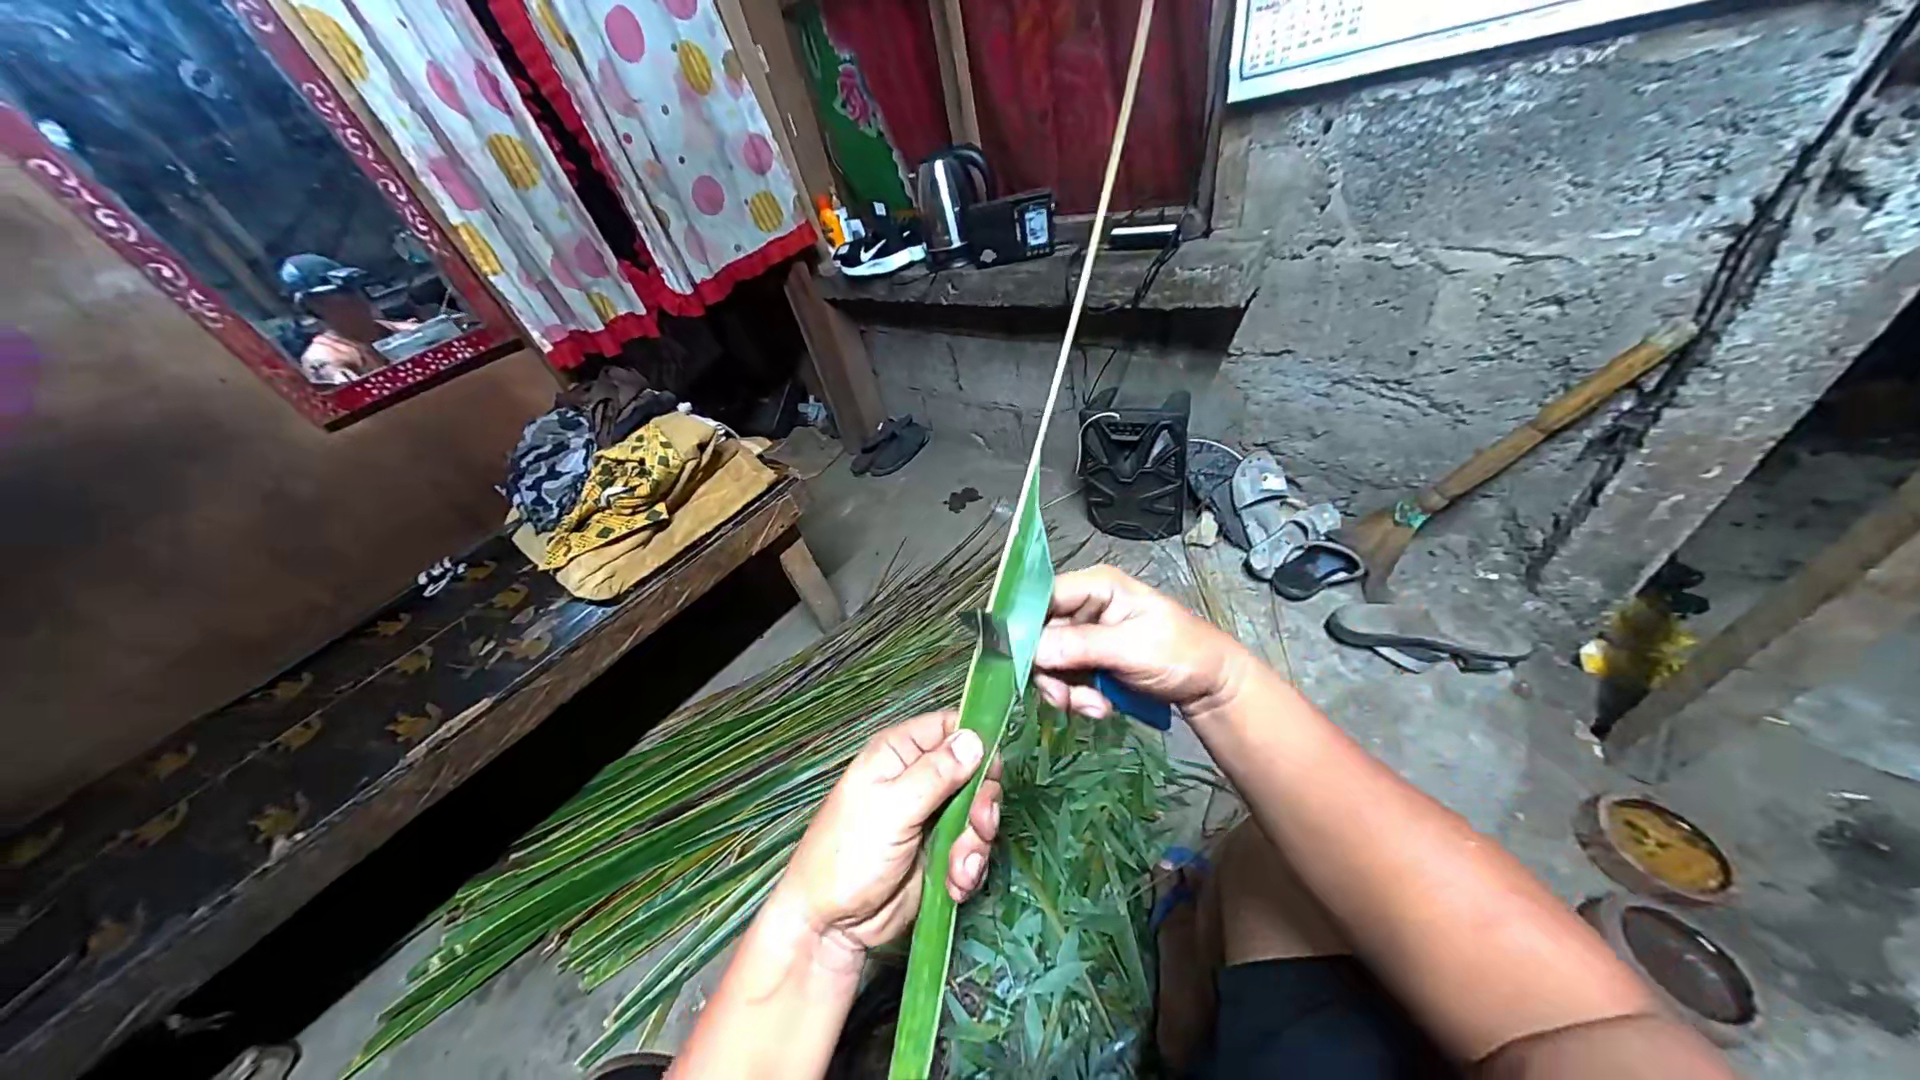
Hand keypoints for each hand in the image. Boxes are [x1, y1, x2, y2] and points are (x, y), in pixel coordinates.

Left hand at [773, 710, 1002, 962]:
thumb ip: (936, 773)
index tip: (990, 771)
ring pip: (977, 812)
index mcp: (899, 752)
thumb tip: (975, 739)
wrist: (831, 925)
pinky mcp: (939, 850)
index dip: (976, 743)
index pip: (950, 727)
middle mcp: (918, 777)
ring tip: (959, 868)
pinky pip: (971, 847)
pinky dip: (969, 867)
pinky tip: (954, 883)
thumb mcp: (892, 808)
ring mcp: (930, 815)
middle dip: (982, 802)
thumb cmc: (849, 855)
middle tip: (979, 826)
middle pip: (974, 771)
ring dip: (975, 842)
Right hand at [1034, 565, 1255, 719]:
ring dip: (1065, 689)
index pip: (1043, 596)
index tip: (1020, 659)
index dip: (1025, 625)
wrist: (1211, 686)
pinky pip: (1065, 678)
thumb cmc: (1181, 653)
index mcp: (1096, 586)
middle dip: (1049, 670)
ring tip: (1093, 706)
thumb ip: (1081, 646)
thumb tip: (1033, 650)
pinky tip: (1100, 707)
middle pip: (1040, 633)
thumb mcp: (1132, 647)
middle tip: (1062, 697)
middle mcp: (1084, 606)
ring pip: (1048, 661)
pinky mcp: (1088, 660)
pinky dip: (1077, 697)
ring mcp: (1085, 635)